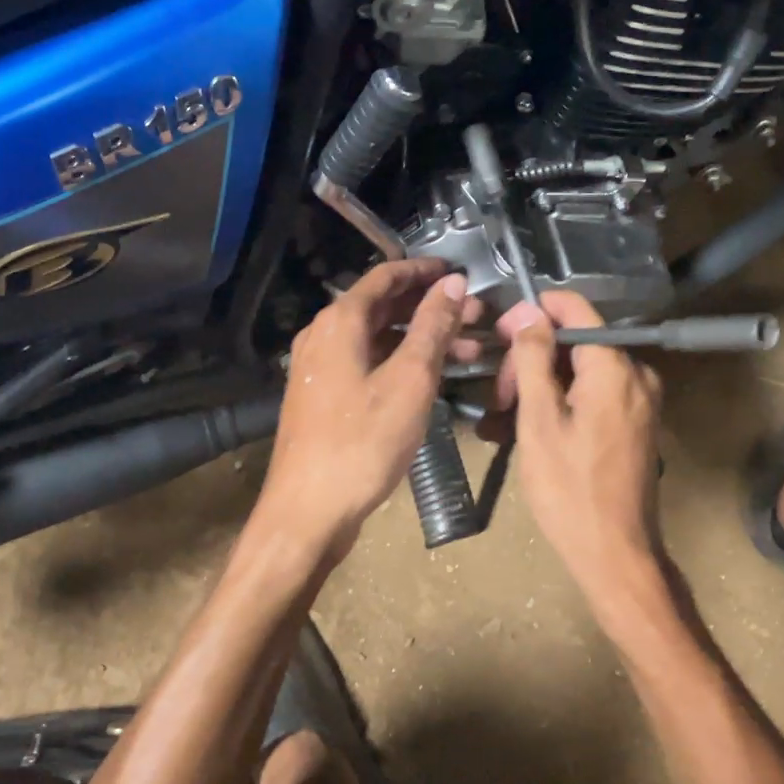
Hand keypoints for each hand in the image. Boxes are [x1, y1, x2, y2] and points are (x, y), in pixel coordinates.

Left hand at [257, 259, 480, 556]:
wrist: (307, 511)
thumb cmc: (362, 443)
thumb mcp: (410, 381)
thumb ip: (433, 327)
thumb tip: (453, 283)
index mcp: (340, 322)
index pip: (386, 276)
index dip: (425, 271)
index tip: (461, 274)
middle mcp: (323, 335)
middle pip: (382, 307)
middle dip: (431, 308)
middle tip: (476, 317)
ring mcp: (320, 368)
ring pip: (378, 338)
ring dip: (421, 340)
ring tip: (469, 353)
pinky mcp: (323, 397)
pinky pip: (367, 364)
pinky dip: (401, 363)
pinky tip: (433, 380)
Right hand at [497, 293, 664, 585]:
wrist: (615, 553)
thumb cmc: (570, 488)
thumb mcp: (539, 419)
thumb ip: (534, 357)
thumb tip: (528, 312)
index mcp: (614, 367)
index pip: (575, 308)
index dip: (533, 313)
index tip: (499, 335)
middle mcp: (636, 374)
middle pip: (575, 341)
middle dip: (532, 359)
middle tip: (500, 396)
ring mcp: (639, 400)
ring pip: (580, 369)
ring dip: (540, 385)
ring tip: (505, 419)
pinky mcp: (635, 422)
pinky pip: (593, 394)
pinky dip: (560, 403)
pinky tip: (528, 428)